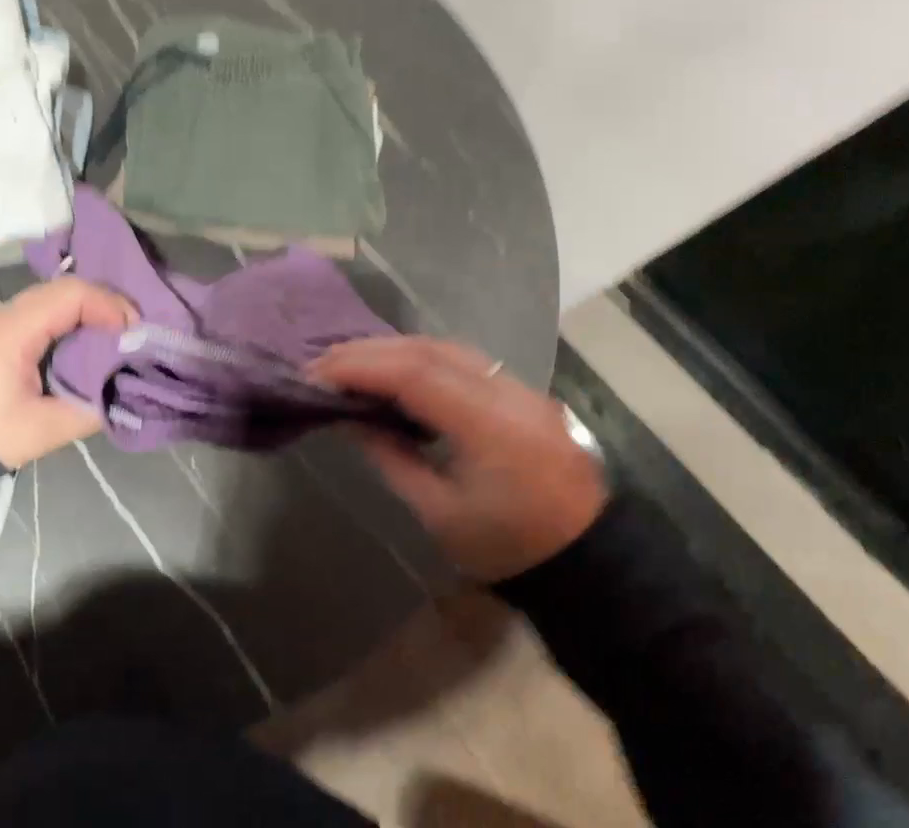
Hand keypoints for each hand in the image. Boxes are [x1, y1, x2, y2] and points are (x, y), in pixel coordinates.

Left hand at [0, 278, 136, 467]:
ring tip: (114, 341)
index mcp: (13, 330)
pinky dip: (64, 324)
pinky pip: (35, 315)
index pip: (71, 295)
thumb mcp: (45, 430)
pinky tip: (81, 348)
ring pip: (49, 301)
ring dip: (84, 314)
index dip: (110, 306)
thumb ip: (91, 406)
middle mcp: (2, 314)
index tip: (135, 334)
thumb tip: (124, 389)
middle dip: (103, 307)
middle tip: (133, 335)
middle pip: (62, 291)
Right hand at [306, 337, 607, 581]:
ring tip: (348, 362)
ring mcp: (522, 390)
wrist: (593, 561)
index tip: (315, 375)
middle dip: (368, 351)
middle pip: (428, 350)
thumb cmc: (507, 546)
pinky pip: (463, 361)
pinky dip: (419, 359)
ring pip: (447, 348)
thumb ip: (391, 456)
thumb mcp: (438, 511)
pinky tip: (393, 372)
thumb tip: (349, 418)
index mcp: (490, 426)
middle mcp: (508, 394)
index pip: (413, 375)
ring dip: (393, 349)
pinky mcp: (523, 396)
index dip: (359, 368)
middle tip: (320, 363)